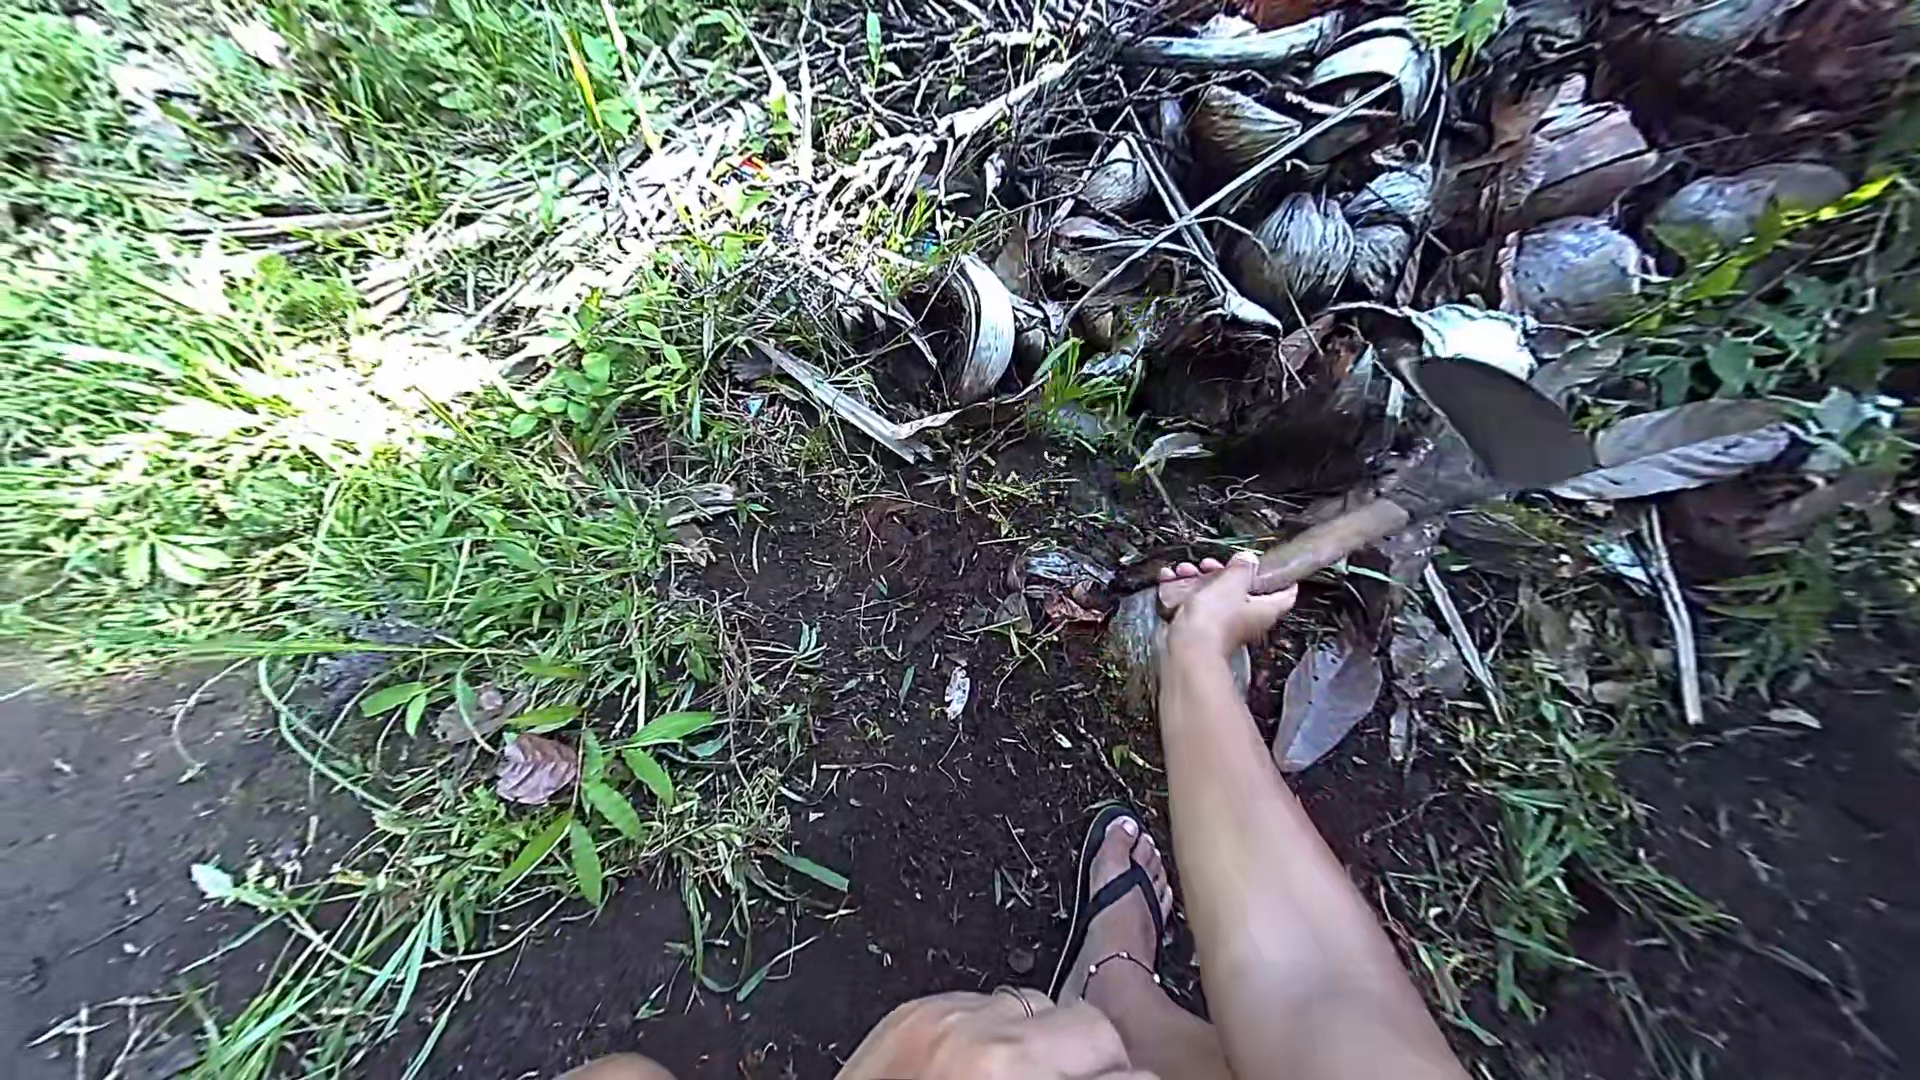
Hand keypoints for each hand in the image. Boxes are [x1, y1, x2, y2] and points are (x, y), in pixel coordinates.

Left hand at [835, 990, 1154, 1079]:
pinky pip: (983, 999)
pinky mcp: (916, 1008)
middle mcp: (986, 1047)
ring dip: (1043, 1038)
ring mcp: (947, 1018)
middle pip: (1089, 1022)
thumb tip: (1118, 1077)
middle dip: (1099, 1056)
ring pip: (1035, 1002)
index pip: (1118, 1064)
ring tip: (1029, 1075)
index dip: (1139, 1075)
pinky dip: (994, 1028)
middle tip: (1093, 1079)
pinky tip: (982, 1067)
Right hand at [1158, 551, 1295, 661]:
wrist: (1188, 646)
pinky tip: (1170, 578)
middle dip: (1223, 572)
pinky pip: (1195, 603)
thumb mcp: (1232, 583)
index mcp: (1264, 609)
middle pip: (1242, 589)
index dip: (1283, 579)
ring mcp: (1223, 623)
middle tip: (1210, 564)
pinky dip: (1184, 589)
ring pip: (1215, 594)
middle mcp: (1246, 618)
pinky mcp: (1201, 626)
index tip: (1273, 566)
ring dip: (1199, 578)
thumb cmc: (1216, 617)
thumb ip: (1243, 568)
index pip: (1286, 594)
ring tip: (1185, 570)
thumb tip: (1248, 559)